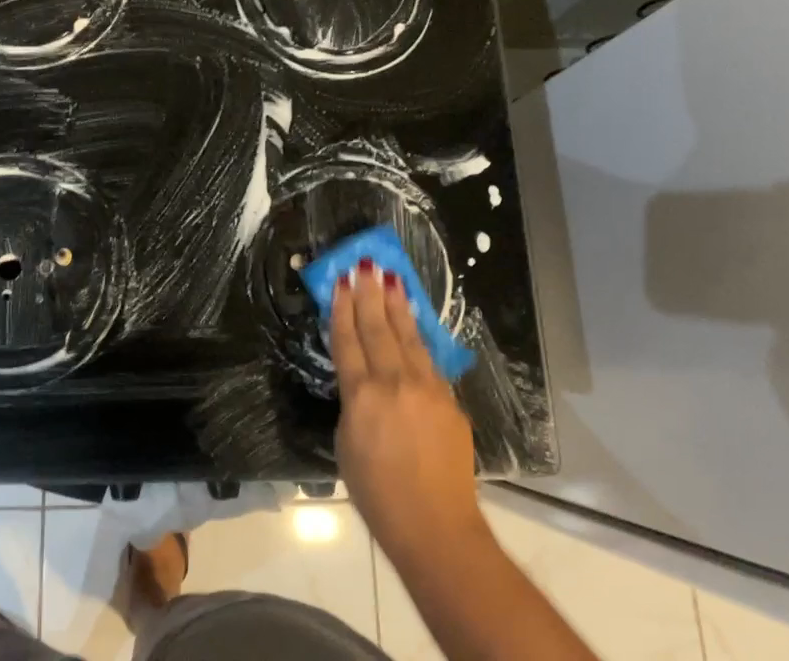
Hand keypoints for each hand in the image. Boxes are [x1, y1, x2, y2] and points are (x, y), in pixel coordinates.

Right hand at [331, 260, 487, 565]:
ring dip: (398, 306)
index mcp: (361, 396)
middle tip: (364, 265)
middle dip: (369, 295)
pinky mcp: (449, 401)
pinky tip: (414, 322)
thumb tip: (363, 386)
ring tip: (390, 279)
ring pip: (408, 337)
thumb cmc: (376, 494)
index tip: (339, 282)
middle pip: (378, 329)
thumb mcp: (346, 445)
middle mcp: (394, 382)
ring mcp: (426, 388)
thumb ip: (353, 406)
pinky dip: (418, 336)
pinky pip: (428, 360)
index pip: (348, 341)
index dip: (341, 310)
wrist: (433, 523)